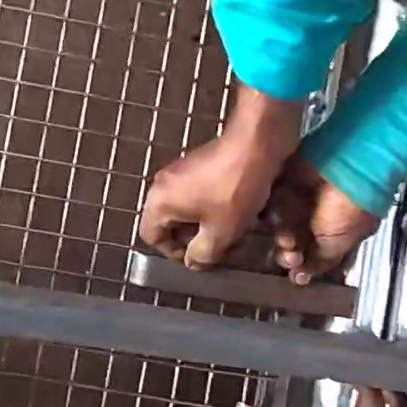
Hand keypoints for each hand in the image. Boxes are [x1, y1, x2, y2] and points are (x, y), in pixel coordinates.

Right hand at [140, 87, 302, 268]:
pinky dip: (213, 207)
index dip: (173, 253)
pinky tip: (238, 211)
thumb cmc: (233, 190)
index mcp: (159, 202)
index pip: (152, 237)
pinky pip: (197, 194)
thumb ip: (202, 254)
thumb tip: (192, 262)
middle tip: (220, 247)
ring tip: (233, 231)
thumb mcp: (221, 231)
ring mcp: (179, 172)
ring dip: (207, 224)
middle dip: (194, 239)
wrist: (255, 144)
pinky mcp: (198, 165)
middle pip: (170, 224)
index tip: (199, 257)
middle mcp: (162, 185)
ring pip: (187, 210)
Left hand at [265, 158, 380, 284]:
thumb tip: (300, 280)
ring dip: (280, 230)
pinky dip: (271, 208)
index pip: (305, 253)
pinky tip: (275, 213)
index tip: (295, 269)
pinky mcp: (283, 182)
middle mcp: (309, 218)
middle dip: (286, 249)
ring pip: (277, 221)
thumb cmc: (348, 211)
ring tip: (287, 232)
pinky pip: (269, 199)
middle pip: (286, 239)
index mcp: (327, 234)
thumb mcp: (339, 243)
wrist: (348, 167)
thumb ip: (319, 262)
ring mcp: (295, 200)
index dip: (297, 262)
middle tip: (290, 250)